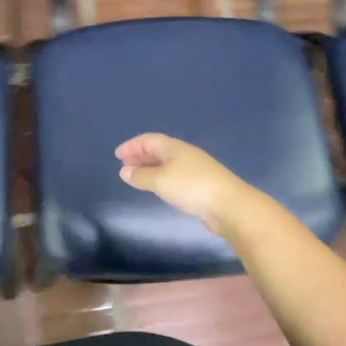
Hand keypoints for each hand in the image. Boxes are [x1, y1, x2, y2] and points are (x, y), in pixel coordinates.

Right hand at [116, 133, 257, 236]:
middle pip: (158, 150)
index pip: (149, 140)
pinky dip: (161, 178)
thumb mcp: (160, 180)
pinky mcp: (201, 185)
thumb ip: (140, 176)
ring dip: (150, 168)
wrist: (228, 205)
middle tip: (124, 166)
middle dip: (140, 156)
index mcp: (174, 147)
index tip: (118, 155)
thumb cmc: (191, 187)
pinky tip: (159, 188)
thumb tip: (124, 171)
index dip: (132, 145)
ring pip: (167, 163)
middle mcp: (184, 154)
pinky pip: (174, 176)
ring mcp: (195, 169)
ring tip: (137, 177)